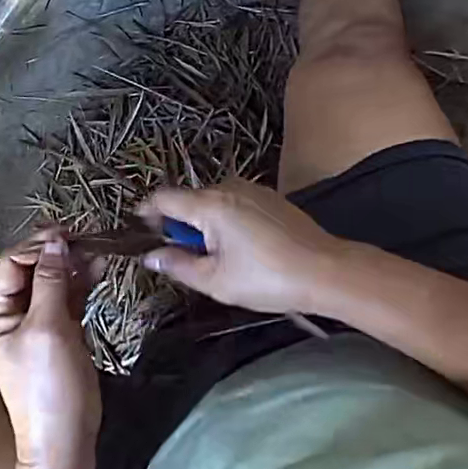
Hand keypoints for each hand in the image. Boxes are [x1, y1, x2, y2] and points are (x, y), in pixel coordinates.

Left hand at [0, 230, 100, 466]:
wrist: (65, 439)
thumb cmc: (48, 385)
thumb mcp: (48, 327)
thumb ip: (51, 280)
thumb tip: (56, 241)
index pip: (11, 263)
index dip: (36, 245)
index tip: (66, 233)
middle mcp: (12, 313)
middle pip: (32, 268)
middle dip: (57, 250)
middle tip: (85, 236)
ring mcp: (37, 322)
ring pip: (53, 280)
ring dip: (73, 263)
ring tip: (97, 248)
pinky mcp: (60, 331)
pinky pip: (68, 296)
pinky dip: (82, 281)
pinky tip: (99, 267)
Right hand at [138, 180, 356, 314]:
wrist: (326, 270)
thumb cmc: (267, 279)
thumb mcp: (215, 281)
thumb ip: (178, 265)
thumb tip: (151, 255)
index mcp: (209, 205)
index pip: (164, 198)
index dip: (147, 212)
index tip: (141, 231)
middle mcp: (228, 187)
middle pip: (189, 200)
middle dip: (180, 225)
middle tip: (186, 258)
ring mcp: (251, 189)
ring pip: (213, 202)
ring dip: (204, 223)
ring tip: (218, 258)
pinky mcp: (269, 196)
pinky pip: (234, 202)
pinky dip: (226, 220)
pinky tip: (243, 248)